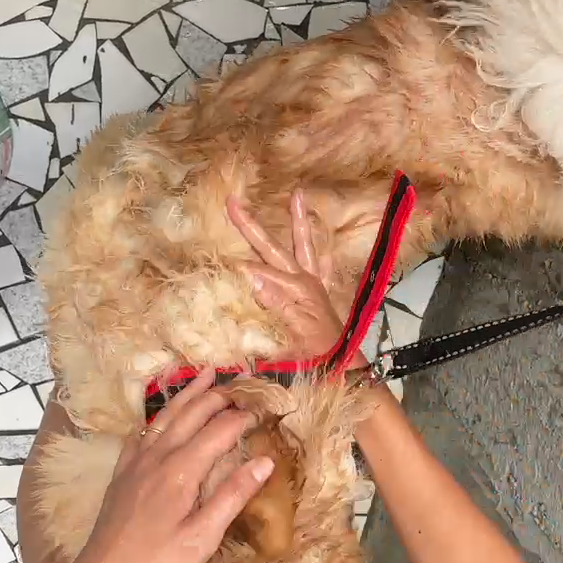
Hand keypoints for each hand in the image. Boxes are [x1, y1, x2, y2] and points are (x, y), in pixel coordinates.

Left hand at [60, 369, 273, 562]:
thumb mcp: (202, 539)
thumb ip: (233, 495)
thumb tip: (265, 461)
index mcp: (182, 470)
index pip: (220, 430)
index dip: (244, 418)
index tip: (265, 409)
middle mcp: (158, 455)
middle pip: (193, 413)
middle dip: (219, 395)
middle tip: (244, 383)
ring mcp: (136, 461)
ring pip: (166, 415)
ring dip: (189, 393)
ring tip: (206, 373)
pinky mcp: (122, 472)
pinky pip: (142, 431)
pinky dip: (157, 414)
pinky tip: (160, 413)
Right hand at [227, 190, 345, 358]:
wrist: (342, 367)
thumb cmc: (315, 353)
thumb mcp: (292, 330)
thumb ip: (274, 301)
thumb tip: (248, 274)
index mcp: (294, 288)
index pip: (259, 271)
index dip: (239, 268)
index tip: (219, 264)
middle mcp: (304, 280)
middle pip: (274, 248)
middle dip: (253, 226)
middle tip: (233, 203)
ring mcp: (313, 286)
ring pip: (304, 246)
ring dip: (299, 221)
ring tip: (298, 196)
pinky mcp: (319, 296)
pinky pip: (323, 269)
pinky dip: (321, 255)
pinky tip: (323, 245)